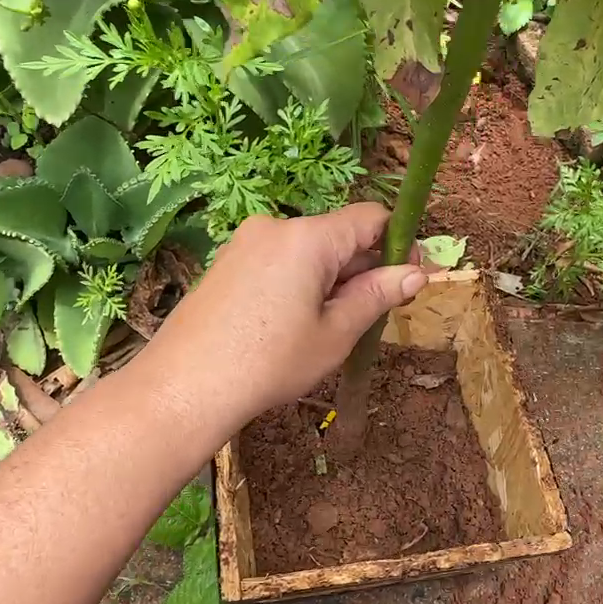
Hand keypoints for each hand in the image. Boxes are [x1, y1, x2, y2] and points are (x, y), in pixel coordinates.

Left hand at [133, 203, 427, 431]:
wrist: (184, 386)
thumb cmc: (269, 363)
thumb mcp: (335, 334)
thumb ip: (377, 296)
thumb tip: (417, 272)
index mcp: (308, 237)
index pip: (370, 217)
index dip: (397, 244)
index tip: (407, 280)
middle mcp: (275, 226)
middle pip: (338, 234)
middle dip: (362, 267)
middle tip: (370, 316)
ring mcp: (245, 242)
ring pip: (308, 250)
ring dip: (331, 278)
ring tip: (326, 329)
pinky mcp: (227, 262)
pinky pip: (279, 260)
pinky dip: (299, 282)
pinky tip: (292, 325)